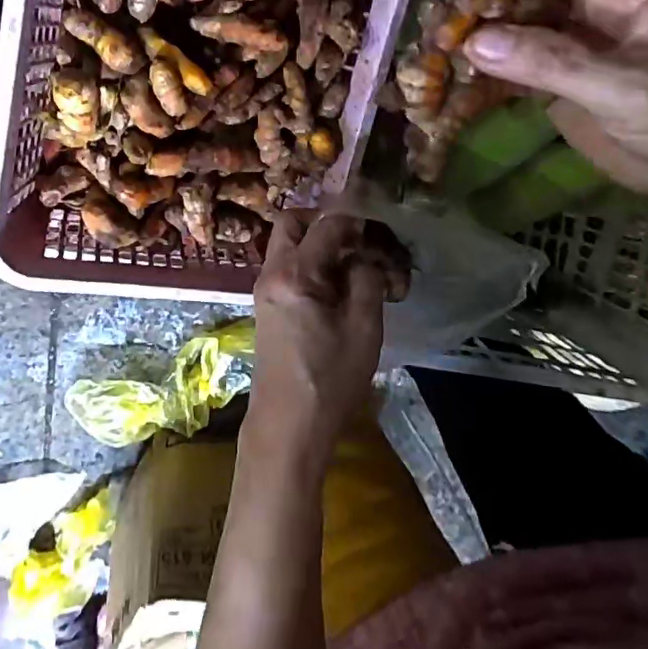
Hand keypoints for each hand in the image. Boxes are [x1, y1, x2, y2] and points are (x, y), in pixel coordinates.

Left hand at [249, 210, 387, 460]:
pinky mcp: (267, 306)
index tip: (383, 243)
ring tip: (354, 270)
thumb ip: (366, 280)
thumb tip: (365, 260)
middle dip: (327, 224)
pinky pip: (287, 268)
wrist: (288, 425)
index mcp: (295, 274)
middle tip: (359, 244)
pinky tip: (338, 290)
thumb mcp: (363, 327)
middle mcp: (272, 273)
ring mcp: (264, 290)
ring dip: (318, 245)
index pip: (327, 226)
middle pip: (292, 223)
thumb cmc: (329, 378)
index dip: (359, 226)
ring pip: (287, 245)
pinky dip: (310, 265)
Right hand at [462, 0, 647, 209]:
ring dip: (483, 33)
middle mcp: (606, 5)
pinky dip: (488, 70)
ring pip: (522, 21)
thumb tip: (476, 42)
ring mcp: (582, 44)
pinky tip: (459, 80)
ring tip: (442, 49)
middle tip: (449, 19)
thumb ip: (554, 65)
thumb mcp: (632, 91)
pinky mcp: (564, 81)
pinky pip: (518, 64)